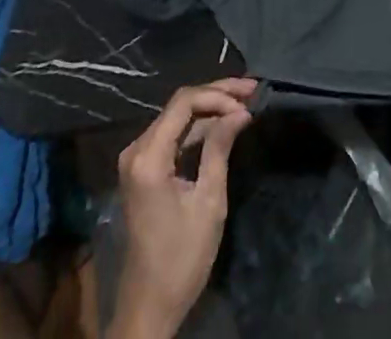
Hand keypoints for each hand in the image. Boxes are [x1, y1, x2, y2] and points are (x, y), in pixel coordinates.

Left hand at [109, 79, 256, 338]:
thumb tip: (241, 112)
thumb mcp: (209, 200)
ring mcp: (138, 159)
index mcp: (148, 156)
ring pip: (177, 118)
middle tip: (254, 90)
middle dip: (217, 95)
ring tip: (246, 102)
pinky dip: (199, 127)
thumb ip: (220, 148)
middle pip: (179, 106)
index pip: (183, 103)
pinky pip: (173, 136)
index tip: (249, 103)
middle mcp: (136, 150)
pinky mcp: (144, 169)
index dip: (218, 95)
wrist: (150, 301)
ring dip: (211, 108)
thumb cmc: (182, 255)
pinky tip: (225, 123)